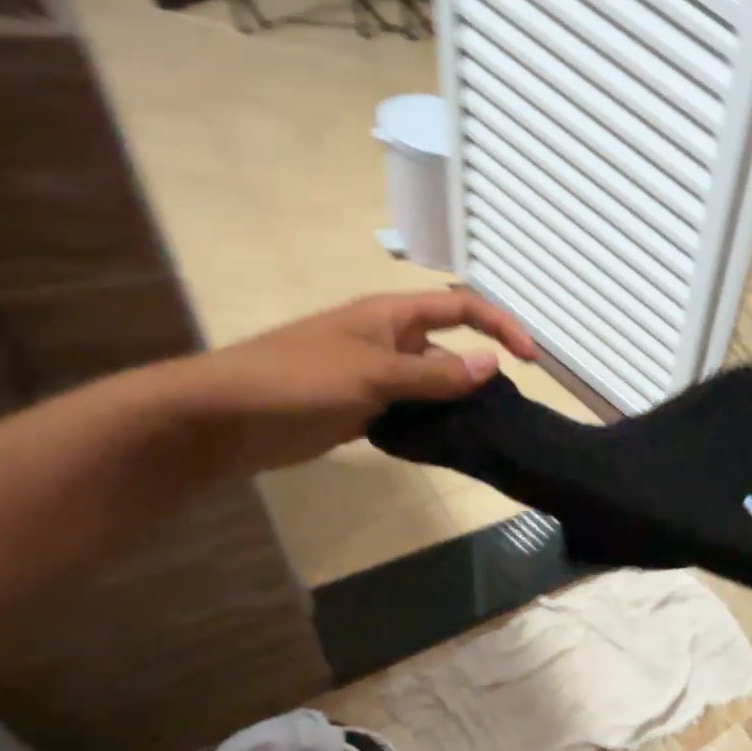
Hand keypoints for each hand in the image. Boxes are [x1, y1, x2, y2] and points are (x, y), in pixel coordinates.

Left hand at [164, 290, 536, 472]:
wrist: (220, 418)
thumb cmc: (296, 380)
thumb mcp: (375, 374)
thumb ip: (437, 374)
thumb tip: (494, 365)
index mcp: (390, 316)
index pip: (461, 308)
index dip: (501, 326)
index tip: (530, 358)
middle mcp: (388, 340)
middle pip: (452, 347)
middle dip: (482, 371)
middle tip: (506, 405)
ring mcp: (375, 375)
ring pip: (434, 383)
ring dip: (458, 402)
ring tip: (483, 428)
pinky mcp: (363, 407)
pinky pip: (413, 410)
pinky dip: (433, 422)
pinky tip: (447, 442)